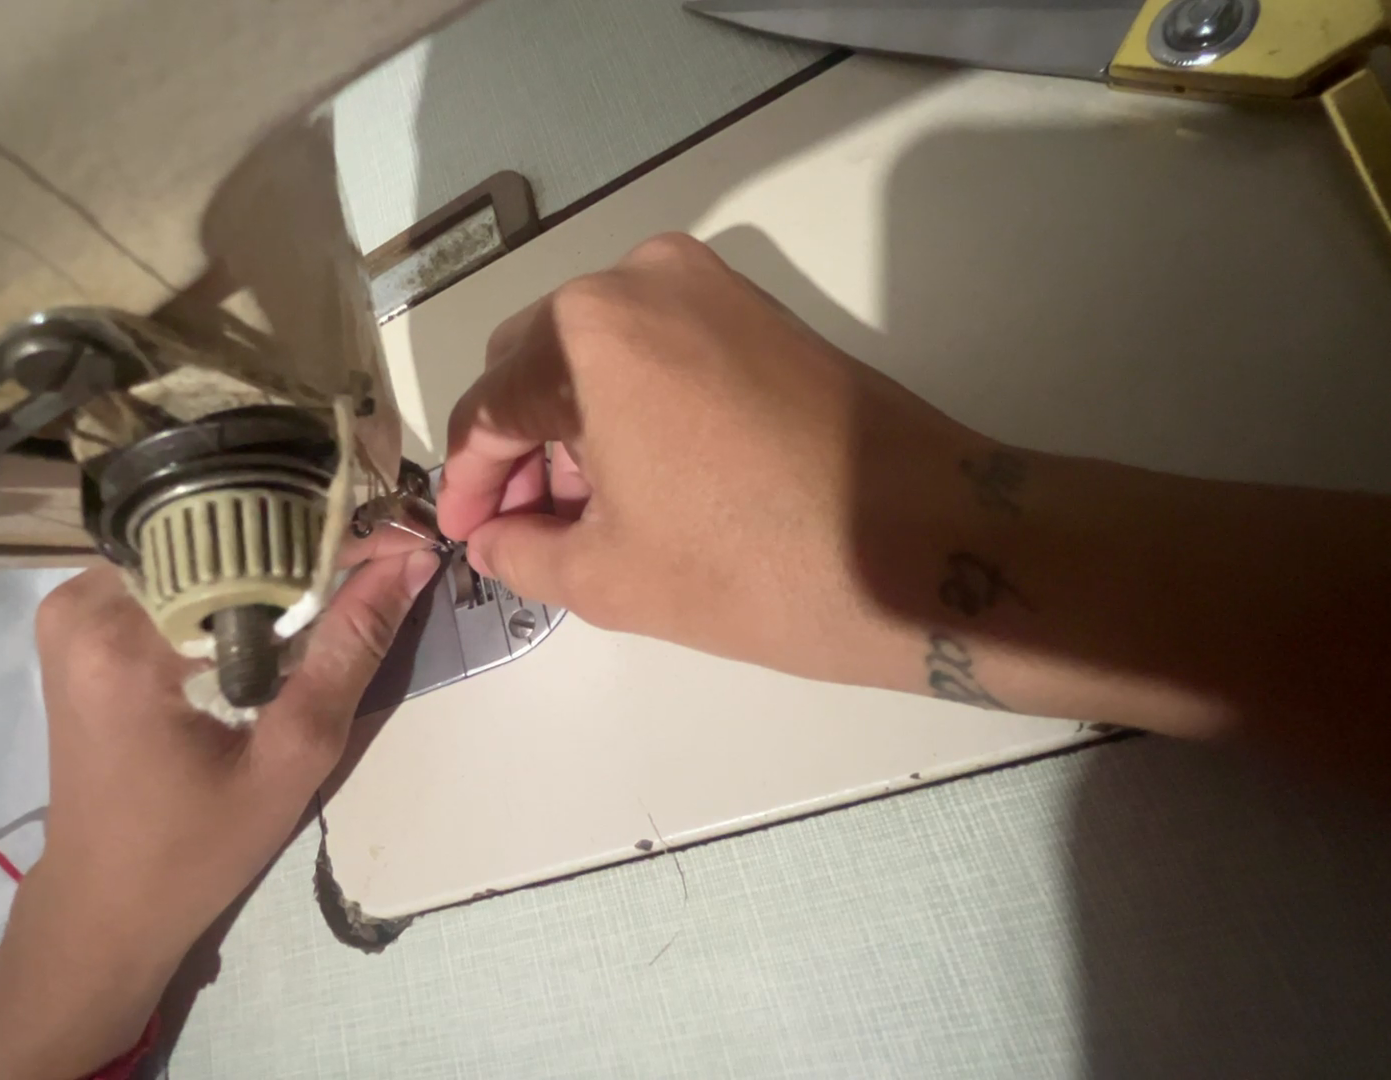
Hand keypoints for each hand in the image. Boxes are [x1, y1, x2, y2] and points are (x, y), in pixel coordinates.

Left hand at [0, 538, 439, 1079]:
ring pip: (207, 551)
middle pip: (223, 538)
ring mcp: (77, 609)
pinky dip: (241, 588)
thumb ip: (352, 649)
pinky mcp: (85, 624)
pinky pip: (183, 575)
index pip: (247, 544)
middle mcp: (85, 601)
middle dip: (310, 550)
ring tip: (345, 590)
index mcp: (123, 635)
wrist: (105, 903)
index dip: (334, 538)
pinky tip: (284, 616)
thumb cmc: (197, 847)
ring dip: (279, 568)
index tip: (400, 545)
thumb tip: (411, 564)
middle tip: (383, 569)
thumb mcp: (294, 753)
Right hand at [440, 232, 982, 685]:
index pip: (489, 407)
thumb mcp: (605, 577)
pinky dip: (623, 405)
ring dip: (568, 427)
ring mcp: (705, 285)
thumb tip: (491, 538)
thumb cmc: (748, 567)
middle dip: (516, 449)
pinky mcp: (754, 309)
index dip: (466, 480)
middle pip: (534, 367)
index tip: (464, 532)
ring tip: (580, 510)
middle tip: (523, 524)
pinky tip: (635, 472)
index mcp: (586, 331)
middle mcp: (638, 279)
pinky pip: (652, 350)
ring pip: (592, 355)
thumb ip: (520, 551)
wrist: (927, 548)